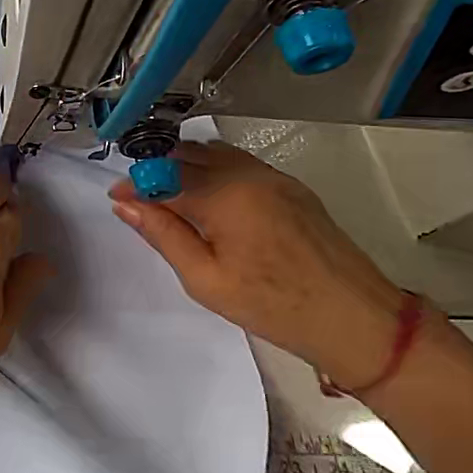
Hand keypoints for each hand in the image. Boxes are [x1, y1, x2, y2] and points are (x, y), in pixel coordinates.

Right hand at [110, 141, 408, 385]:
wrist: (356, 319)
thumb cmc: (272, 305)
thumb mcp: (204, 278)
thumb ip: (163, 234)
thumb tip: (125, 204)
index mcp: (226, 197)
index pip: (165, 176)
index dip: (136, 185)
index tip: (116, 199)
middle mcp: (249, 176)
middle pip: (189, 154)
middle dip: (157, 169)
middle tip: (138, 198)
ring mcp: (274, 178)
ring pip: (215, 153)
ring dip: (185, 165)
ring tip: (169, 197)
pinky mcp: (290, 188)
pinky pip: (239, 163)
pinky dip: (212, 169)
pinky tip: (205, 198)